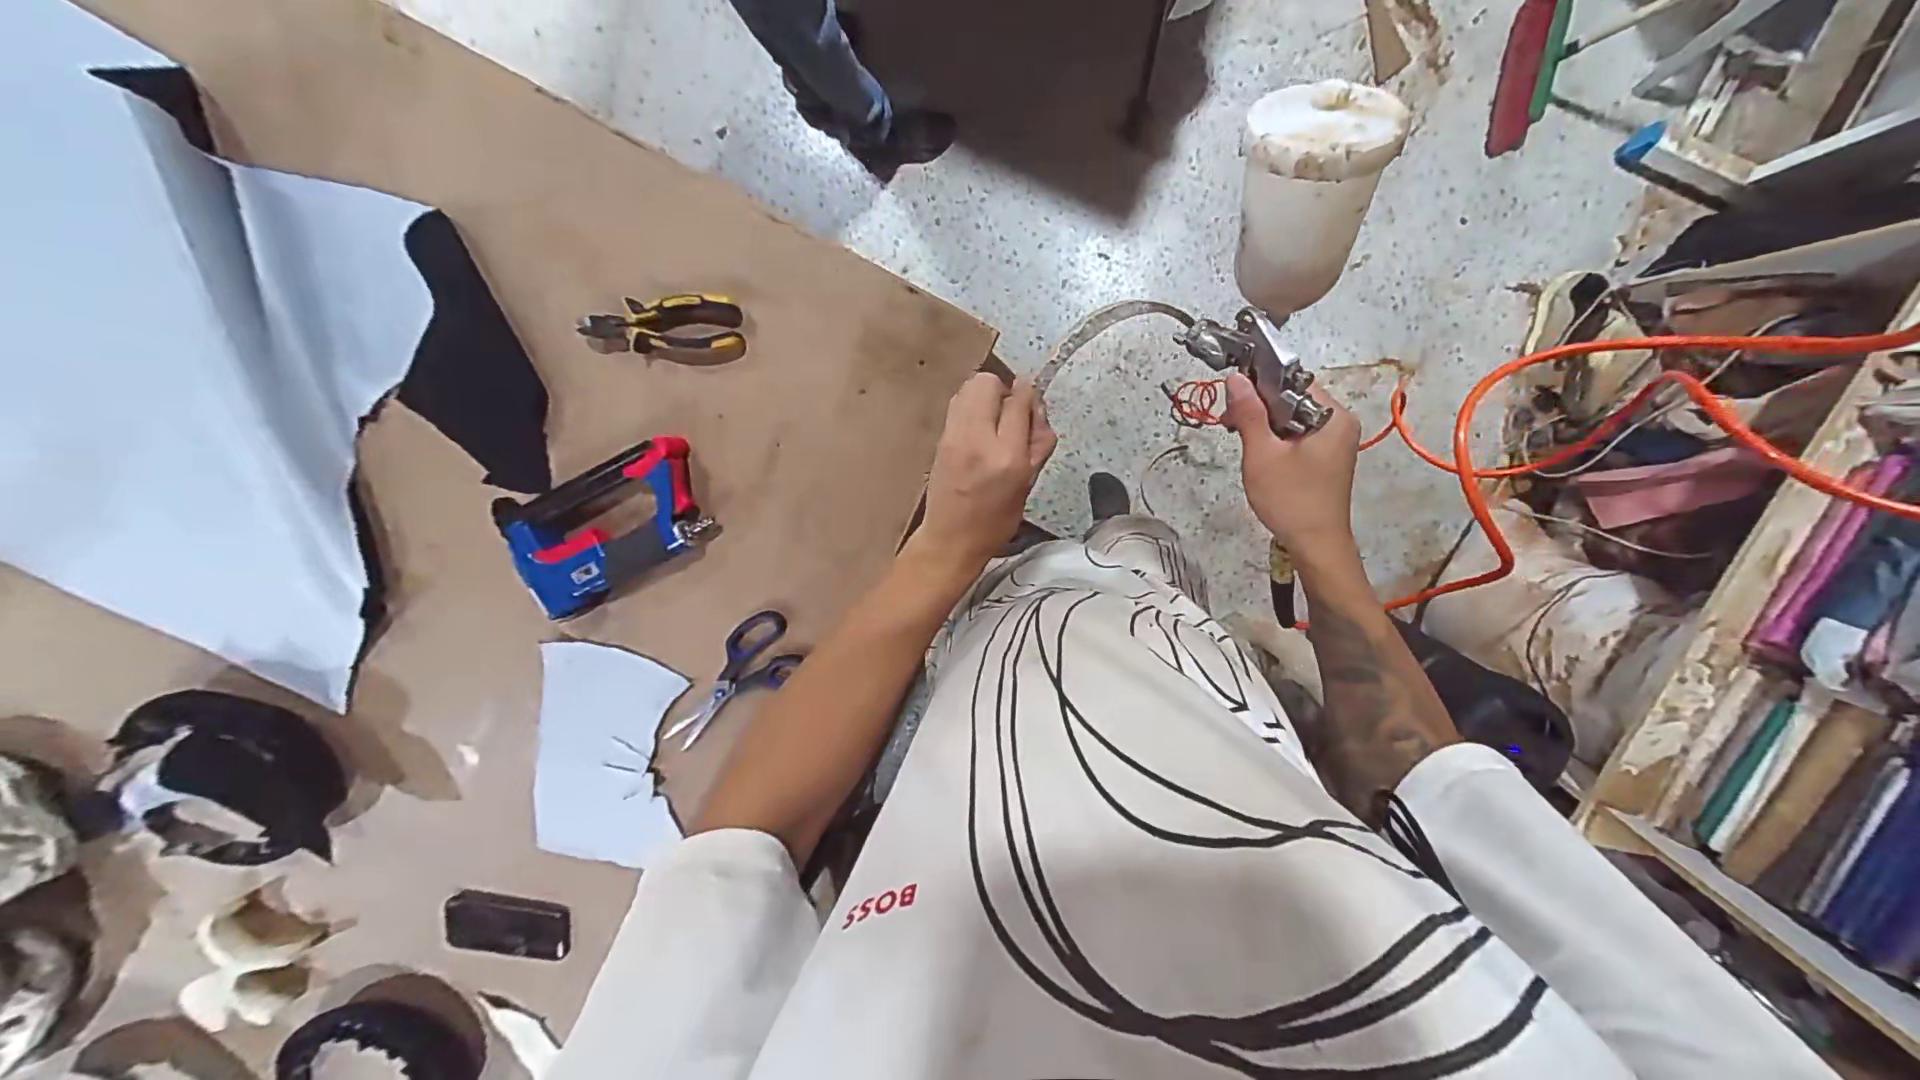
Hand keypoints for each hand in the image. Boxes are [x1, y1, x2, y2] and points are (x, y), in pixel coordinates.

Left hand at [914, 374, 1056, 570]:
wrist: (951, 539)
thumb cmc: (996, 520)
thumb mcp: (1029, 484)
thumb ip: (1038, 442)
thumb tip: (1037, 407)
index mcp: (1007, 456)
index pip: (1019, 400)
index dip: (1029, 396)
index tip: (1031, 405)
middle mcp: (978, 439)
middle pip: (988, 382)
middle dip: (1004, 390)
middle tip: (1010, 414)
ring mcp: (954, 436)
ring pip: (968, 387)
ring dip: (985, 395)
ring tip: (993, 420)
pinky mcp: (941, 438)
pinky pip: (957, 404)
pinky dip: (971, 406)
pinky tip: (977, 429)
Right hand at [1223, 373, 1360, 555]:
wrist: (1315, 544)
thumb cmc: (1290, 499)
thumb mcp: (1262, 454)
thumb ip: (1249, 413)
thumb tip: (1236, 378)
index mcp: (1332, 416)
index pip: (1293, 382)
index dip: (1259, 384)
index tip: (1231, 397)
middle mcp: (1338, 422)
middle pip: (1292, 399)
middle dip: (1258, 406)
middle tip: (1229, 422)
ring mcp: (1333, 441)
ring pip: (1291, 418)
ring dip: (1263, 423)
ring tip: (1239, 436)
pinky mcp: (1324, 457)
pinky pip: (1295, 435)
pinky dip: (1274, 438)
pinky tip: (1256, 450)